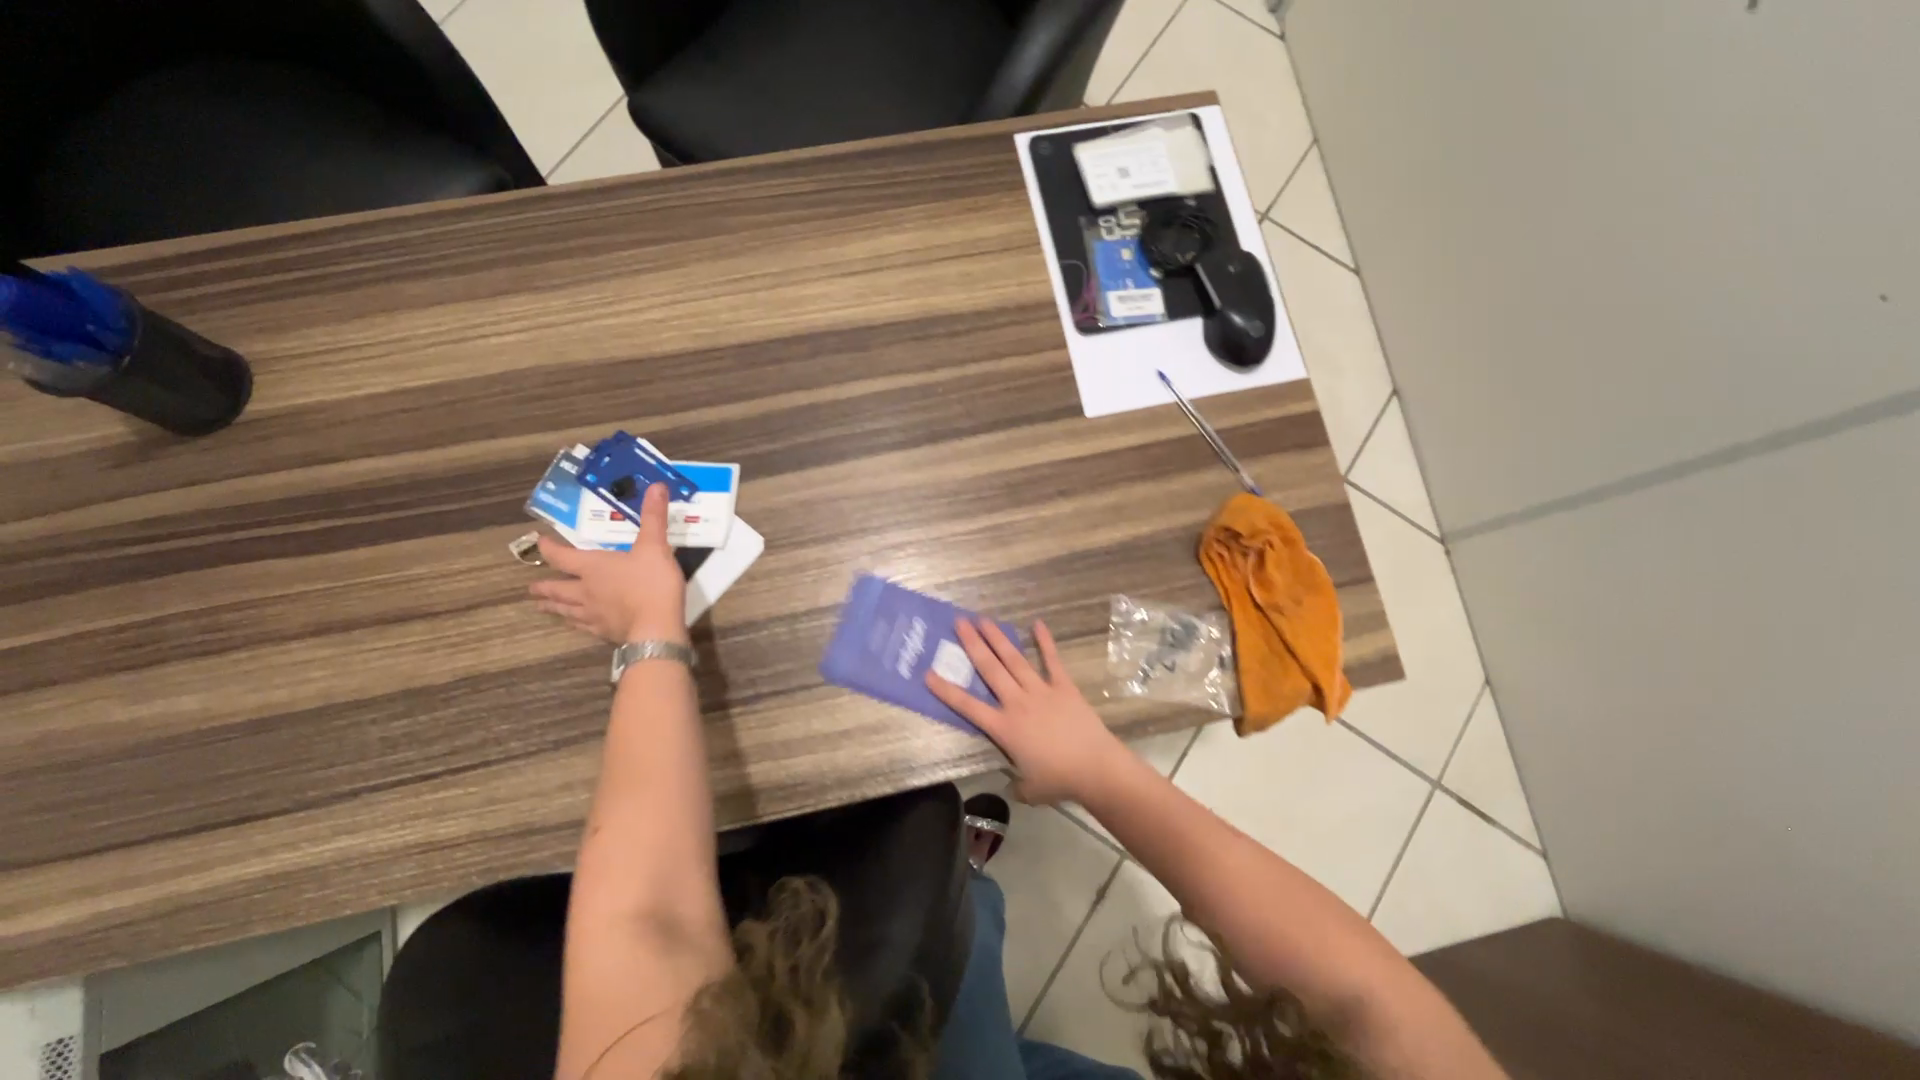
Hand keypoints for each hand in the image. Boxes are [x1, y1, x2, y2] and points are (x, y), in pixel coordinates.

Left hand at [529, 483, 687, 644]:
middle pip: (557, 588)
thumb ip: (653, 517)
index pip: (561, 556)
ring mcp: (593, 615)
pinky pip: (583, 627)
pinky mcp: (604, 632)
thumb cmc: (651, 583)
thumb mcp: (654, 546)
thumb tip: (657, 486)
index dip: (549, 548)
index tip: (540, 543)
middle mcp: (585, 591)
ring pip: (565, 610)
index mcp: (592, 567)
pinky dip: (575, 624)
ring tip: (542, 607)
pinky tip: (575, 625)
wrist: (656, 628)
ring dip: (553, 607)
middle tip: (531, 588)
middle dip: (543, 587)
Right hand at [927, 618, 1131, 805]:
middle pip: (990, 669)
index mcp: (1004, 728)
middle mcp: (1017, 703)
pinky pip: (1052, 661)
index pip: (967, 706)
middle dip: (972, 645)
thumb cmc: (1059, 781)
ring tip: (984, 619)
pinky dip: (1045, 642)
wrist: (1095, 768)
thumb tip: (1015, 785)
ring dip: (998, 638)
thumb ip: (1017, 784)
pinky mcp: (1064, 687)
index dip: (946, 690)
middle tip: (959, 622)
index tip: (929, 673)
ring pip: (1014, 660)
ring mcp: (1041, 692)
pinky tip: (1038, 623)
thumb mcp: (1029, 789)